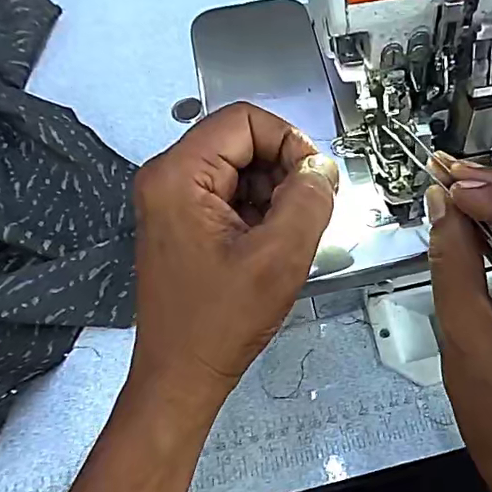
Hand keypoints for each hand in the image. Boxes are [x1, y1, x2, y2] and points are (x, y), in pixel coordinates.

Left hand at [128, 102, 337, 407]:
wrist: (185, 371)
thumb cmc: (219, 323)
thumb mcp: (280, 257)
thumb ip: (309, 201)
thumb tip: (321, 170)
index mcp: (179, 177)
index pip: (245, 120)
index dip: (291, 142)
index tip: (316, 180)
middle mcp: (170, 181)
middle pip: (244, 142)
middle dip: (287, 171)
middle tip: (310, 211)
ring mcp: (177, 203)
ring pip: (244, 171)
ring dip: (279, 195)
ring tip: (291, 237)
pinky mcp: (188, 225)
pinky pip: (237, 198)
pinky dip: (265, 214)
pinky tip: (275, 247)